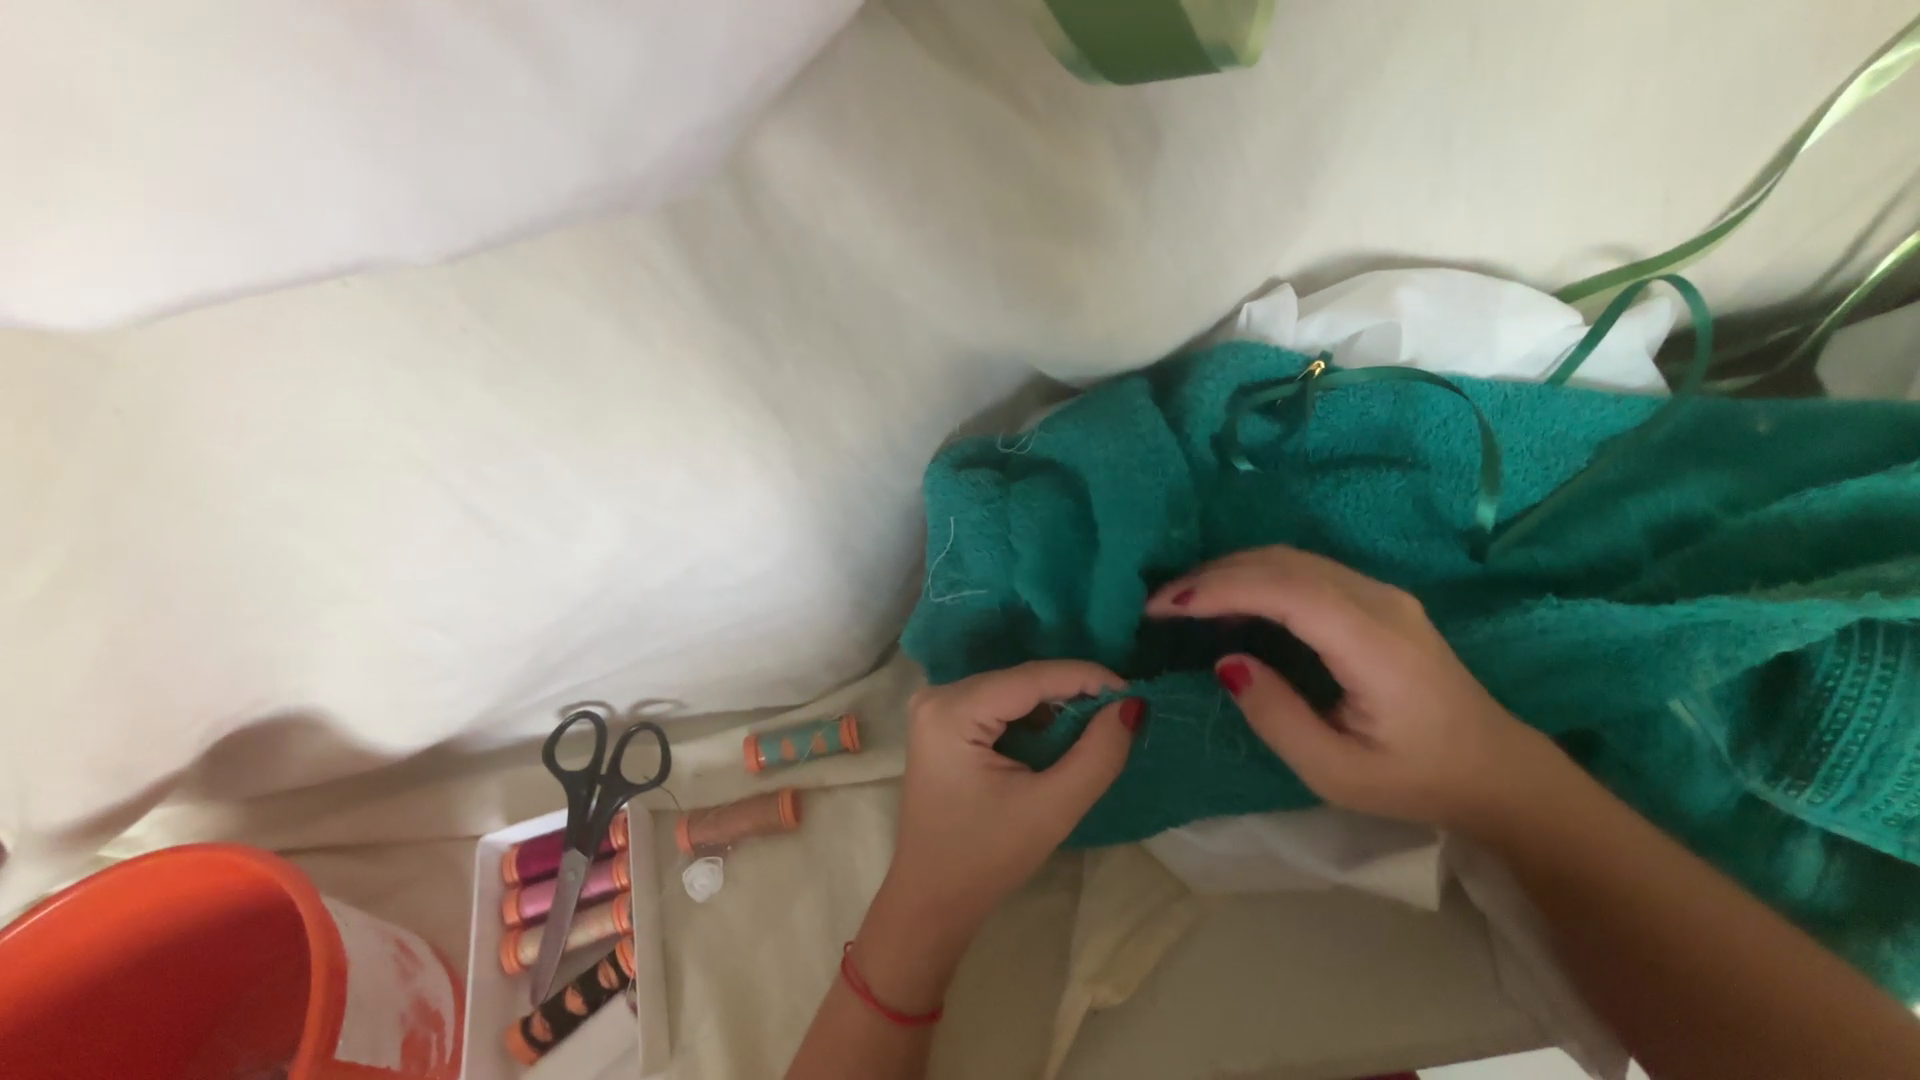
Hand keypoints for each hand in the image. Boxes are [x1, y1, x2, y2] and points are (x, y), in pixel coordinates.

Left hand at [852, 662, 1140, 1011]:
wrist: (931, 898)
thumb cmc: (987, 858)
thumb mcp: (1052, 808)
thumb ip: (1097, 754)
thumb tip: (1132, 706)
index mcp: (951, 711)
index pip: (1031, 677)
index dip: (1087, 678)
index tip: (1137, 691)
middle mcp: (937, 696)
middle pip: (1020, 680)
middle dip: (1073, 692)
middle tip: (1123, 712)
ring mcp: (935, 708)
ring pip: (1012, 691)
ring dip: (1055, 706)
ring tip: (1097, 728)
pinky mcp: (942, 724)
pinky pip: (998, 705)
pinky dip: (1032, 718)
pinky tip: (1060, 739)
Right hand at [1145, 546, 1554, 829]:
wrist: (1495, 769)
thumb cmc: (1416, 779)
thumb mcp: (1335, 771)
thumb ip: (1276, 716)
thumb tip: (1226, 662)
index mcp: (1375, 645)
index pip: (1287, 591)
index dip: (1220, 589)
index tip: (1164, 607)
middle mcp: (1380, 602)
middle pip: (1283, 562)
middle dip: (1212, 576)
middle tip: (1158, 605)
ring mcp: (1381, 594)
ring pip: (1291, 559)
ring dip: (1230, 572)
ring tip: (1182, 602)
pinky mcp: (1375, 599)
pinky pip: (1304, 571)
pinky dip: (1254, 577)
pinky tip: (1228, 601)